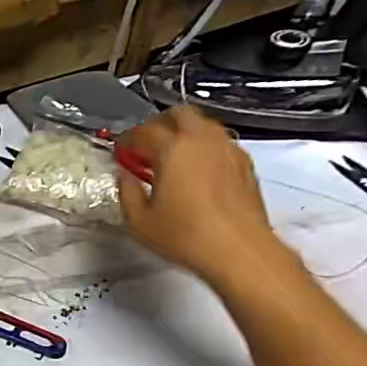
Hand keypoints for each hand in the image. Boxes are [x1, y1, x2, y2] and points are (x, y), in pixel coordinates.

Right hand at [117, 107, 294, 288]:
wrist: (239, 251)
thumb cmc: (186, 236)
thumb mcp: (139, 221)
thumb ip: (127, 191)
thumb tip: (126, 177)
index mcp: (172, 148)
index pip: (143, 131)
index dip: (127, 140)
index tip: (121, 151)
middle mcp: (202, 140)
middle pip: (178, 114)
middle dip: (158, 125)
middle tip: (146, 145)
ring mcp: (227, 149)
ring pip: (203, 125)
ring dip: (184, 133)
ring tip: (172, 157)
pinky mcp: (244, 164)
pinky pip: (220, 143)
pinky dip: (204, 148)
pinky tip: (197, 171)